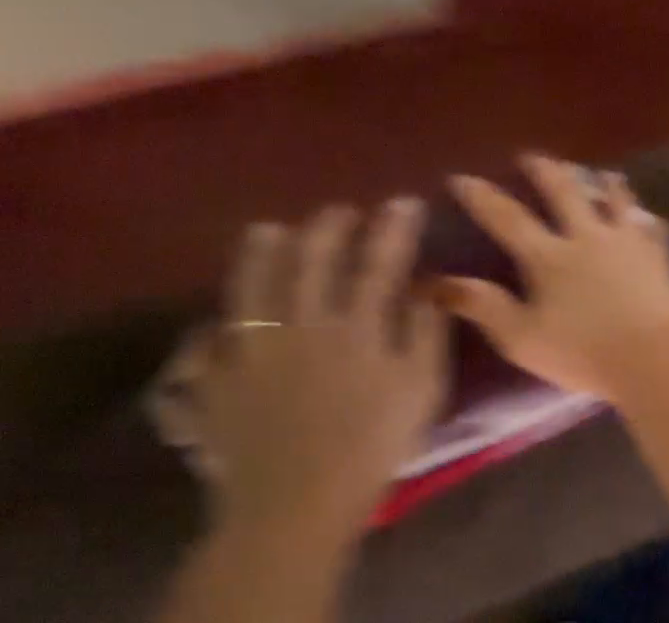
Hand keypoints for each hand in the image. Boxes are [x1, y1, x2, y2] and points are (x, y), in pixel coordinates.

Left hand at [153, 200, 447, 539]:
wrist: (294, 506)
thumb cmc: (374, 443)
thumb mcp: (422, 387)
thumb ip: (426, 332)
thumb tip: (428, 287)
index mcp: (356, 329)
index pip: (378, 264)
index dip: (393, 229)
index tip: (405, 201)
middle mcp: (300, 329)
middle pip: (311, 265)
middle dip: (327, 230)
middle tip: (339, 211)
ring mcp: (248, 355)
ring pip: (251, 292)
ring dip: (261, 256)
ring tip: (268, 231)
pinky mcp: (213, 387)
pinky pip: (201, 348)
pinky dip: (208, 331)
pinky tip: (216, 323)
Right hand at [435, 154, 668, 397]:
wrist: (651, 353)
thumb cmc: (581, 351)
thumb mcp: (520, 336)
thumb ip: (483, 305)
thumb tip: (435, 281)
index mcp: (550, 257)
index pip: (509, 219)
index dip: (483, 197)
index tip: (462, 177)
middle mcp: (590, 237)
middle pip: (566, 194)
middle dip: (546, 171)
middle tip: (533, 155)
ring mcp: (629, 242)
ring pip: (617, 202)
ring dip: (606, 184)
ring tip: (604, 174)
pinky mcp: (658, 254)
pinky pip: (652, 227)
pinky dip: (646, 218)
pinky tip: (648, 216)